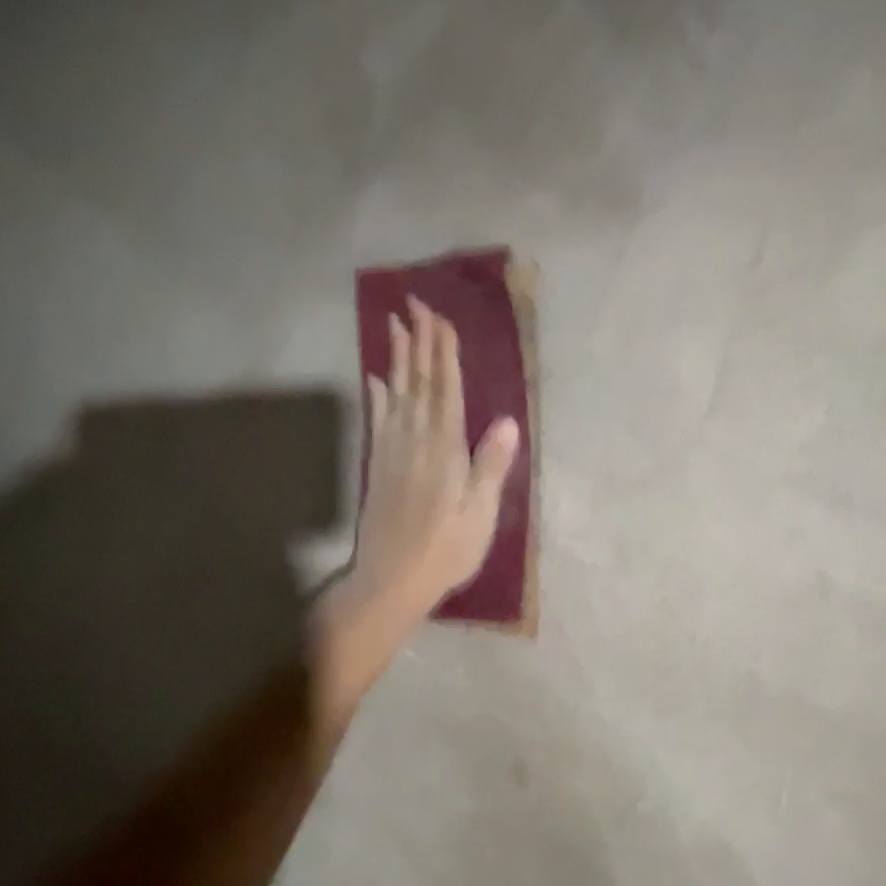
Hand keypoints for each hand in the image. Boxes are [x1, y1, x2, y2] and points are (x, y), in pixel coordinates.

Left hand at [346, 296, 518, 615]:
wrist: (390, 581)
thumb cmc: (445, 551)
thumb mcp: (480, 515)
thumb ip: (491, 467)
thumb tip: (508, 420)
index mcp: (445, 452)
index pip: (446, 391)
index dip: (443, 353)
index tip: (439, 318)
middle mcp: (416, 442)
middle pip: (419, 383)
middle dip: (420, 342)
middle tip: (416, 304)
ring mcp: (393, 452)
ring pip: (396, 394)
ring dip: (398, 358)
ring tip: (395, 325)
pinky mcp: (379, 465)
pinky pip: (379, 419)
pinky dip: (378, 394)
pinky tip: (376, 377)